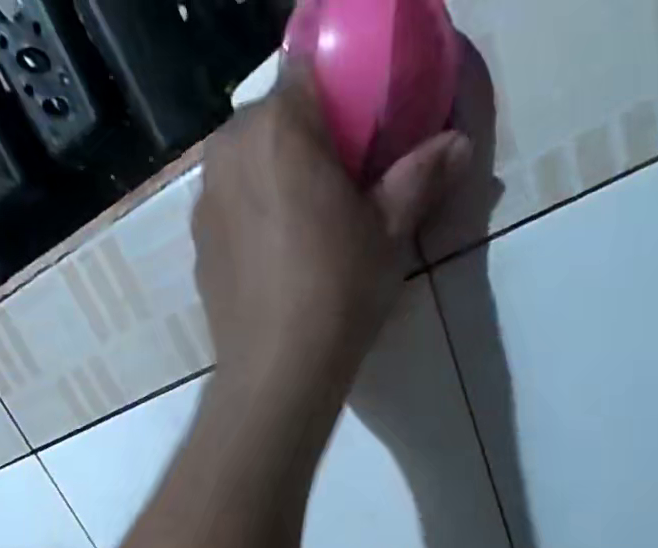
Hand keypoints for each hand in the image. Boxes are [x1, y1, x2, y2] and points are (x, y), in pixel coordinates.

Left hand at [192, 61, 471, 419]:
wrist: (280, 368)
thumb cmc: (342, 292)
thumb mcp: (390, 236)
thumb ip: (420, 179)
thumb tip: (460, 144)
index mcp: (283, 130)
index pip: (308, 69)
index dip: (341, 91)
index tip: (365, 129)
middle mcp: (231, 144)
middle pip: (276, 116)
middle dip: (311, 138)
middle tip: (348, 185)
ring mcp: (207, 191)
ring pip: (250, 158)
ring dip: (281, 173)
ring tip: (314, 225)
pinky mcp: (198, 234)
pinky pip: (233, 199)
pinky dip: (257, 209)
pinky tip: (283, 256)